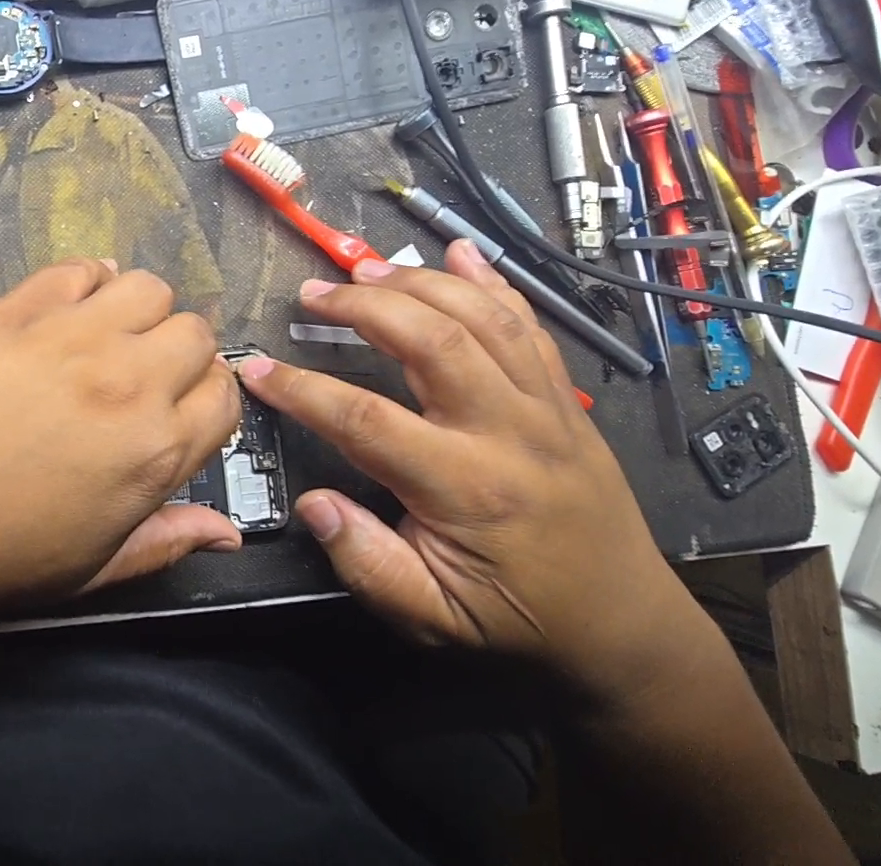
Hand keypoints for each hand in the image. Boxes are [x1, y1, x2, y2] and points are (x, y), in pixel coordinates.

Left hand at [0, 259, 243, 628]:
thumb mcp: (88, 571)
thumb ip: (165, 541)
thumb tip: (228, 533)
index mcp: (155, 451)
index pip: (224, 398)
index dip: (207, 401)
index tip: (178, 410)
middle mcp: (127, 382)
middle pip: (194, 334)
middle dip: (179, 353)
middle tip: (137, 376)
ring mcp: (68, 337)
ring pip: (146, 288)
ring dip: (139, 309)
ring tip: (106, 335)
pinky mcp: (13, 311)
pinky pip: (74, 269)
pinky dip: (86, 279)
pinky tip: (68, 303)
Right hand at [239, 241, 705, 707]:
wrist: (626, 627)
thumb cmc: (517, 622)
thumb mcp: (431, 617)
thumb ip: (366, 563)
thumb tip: (313, 503)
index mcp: (467, 487)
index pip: (365, 420)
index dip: (301, 389)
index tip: (255, 370)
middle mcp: (509, 432)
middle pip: (432, 341)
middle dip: (364, 307)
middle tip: (311, 294)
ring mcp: (547, 409)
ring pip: (483, 319)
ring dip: (419, 283)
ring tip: (364, 268)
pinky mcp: (566, 402)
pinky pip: (530, 326)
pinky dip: (493, 282)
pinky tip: (460, 253)